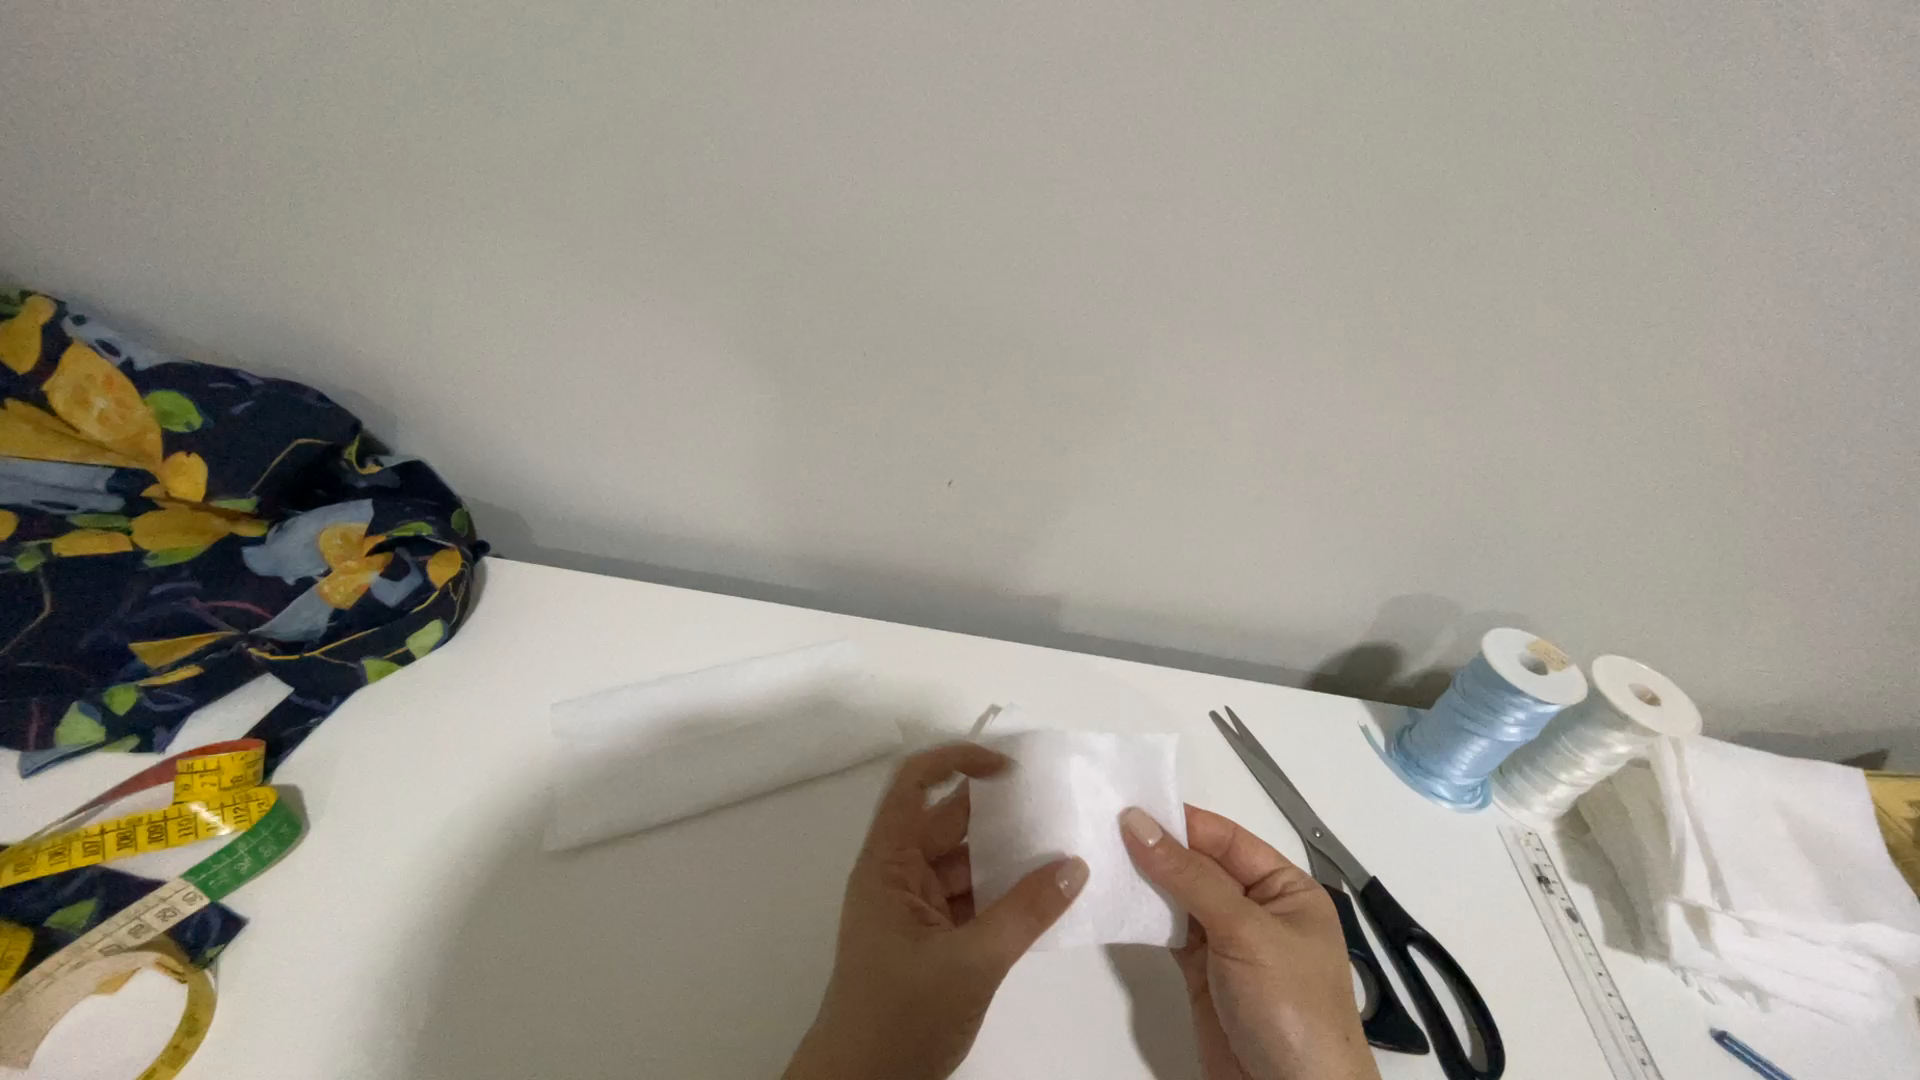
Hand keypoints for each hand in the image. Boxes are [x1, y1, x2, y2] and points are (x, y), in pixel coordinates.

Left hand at [783, 744, 1088, 1079]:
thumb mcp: (971, 962)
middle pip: (947, 823)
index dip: (956, 762)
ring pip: (964, 863)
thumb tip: (1074, 867)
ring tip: (1061, 844)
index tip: (1008, 768)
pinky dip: (1004, 893)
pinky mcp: (932, 937)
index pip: (914, 785)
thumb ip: (1026, 913)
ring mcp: (916, 908)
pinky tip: (1044, 893)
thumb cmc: (900, 1015)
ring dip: (1006, 857)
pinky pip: (971, 898)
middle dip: (998, 813)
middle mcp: (899, 874)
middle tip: (1054, 805)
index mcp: (889, 863)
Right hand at [1121, 805, 1381, 1079]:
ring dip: (1144, 879)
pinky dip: (1141, 914)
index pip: (1226, 839)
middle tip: (1102, 825)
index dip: (1180, 822)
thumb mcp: (1246, 932)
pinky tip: (1113, 897)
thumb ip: (1189, 876)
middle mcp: (1256, 908)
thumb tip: (1137, 823)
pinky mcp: (1200, 971)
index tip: (1130, 805)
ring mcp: (1227, 941)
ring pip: (1178, 895)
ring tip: (1098, 854)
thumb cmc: (1291, 1009)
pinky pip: (1167, 929)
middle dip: (1157, 848)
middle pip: (1199, 864)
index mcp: (1286, 889)